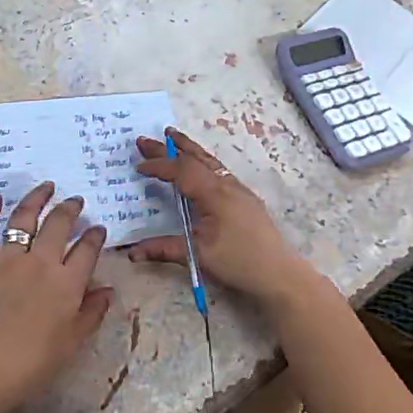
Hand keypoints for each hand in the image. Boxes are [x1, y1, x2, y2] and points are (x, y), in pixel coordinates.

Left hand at [0, 182, 112, 412]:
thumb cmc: (32, 363)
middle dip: (70, 209)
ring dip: (36, 199)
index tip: (99, 228)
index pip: (87, 250)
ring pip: (24, 218)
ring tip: (46, 187)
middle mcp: (40, 262)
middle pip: (58, 225)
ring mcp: (8, 259)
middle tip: (76, 201)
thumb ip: (91, 312)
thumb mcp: (72, 342)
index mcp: (67, 283)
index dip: (95, 236)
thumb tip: (108, 291)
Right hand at [126, 129, 316, 308]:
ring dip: (188, 149)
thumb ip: (164, 248)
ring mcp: (239, 190)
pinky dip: (202, 161)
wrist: (279, 274)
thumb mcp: (198, 256)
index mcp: (214, 194)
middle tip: (145, 139)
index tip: (138, 166)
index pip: (181, 171)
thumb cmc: (238, 263)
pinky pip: (218, 170)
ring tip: (172, 137)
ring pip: (210, 161)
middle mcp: (227, 185)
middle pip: (195, 158)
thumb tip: (132, 252)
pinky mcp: (245, 199)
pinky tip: (198, 165)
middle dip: (169, 147)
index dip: (158, 166)